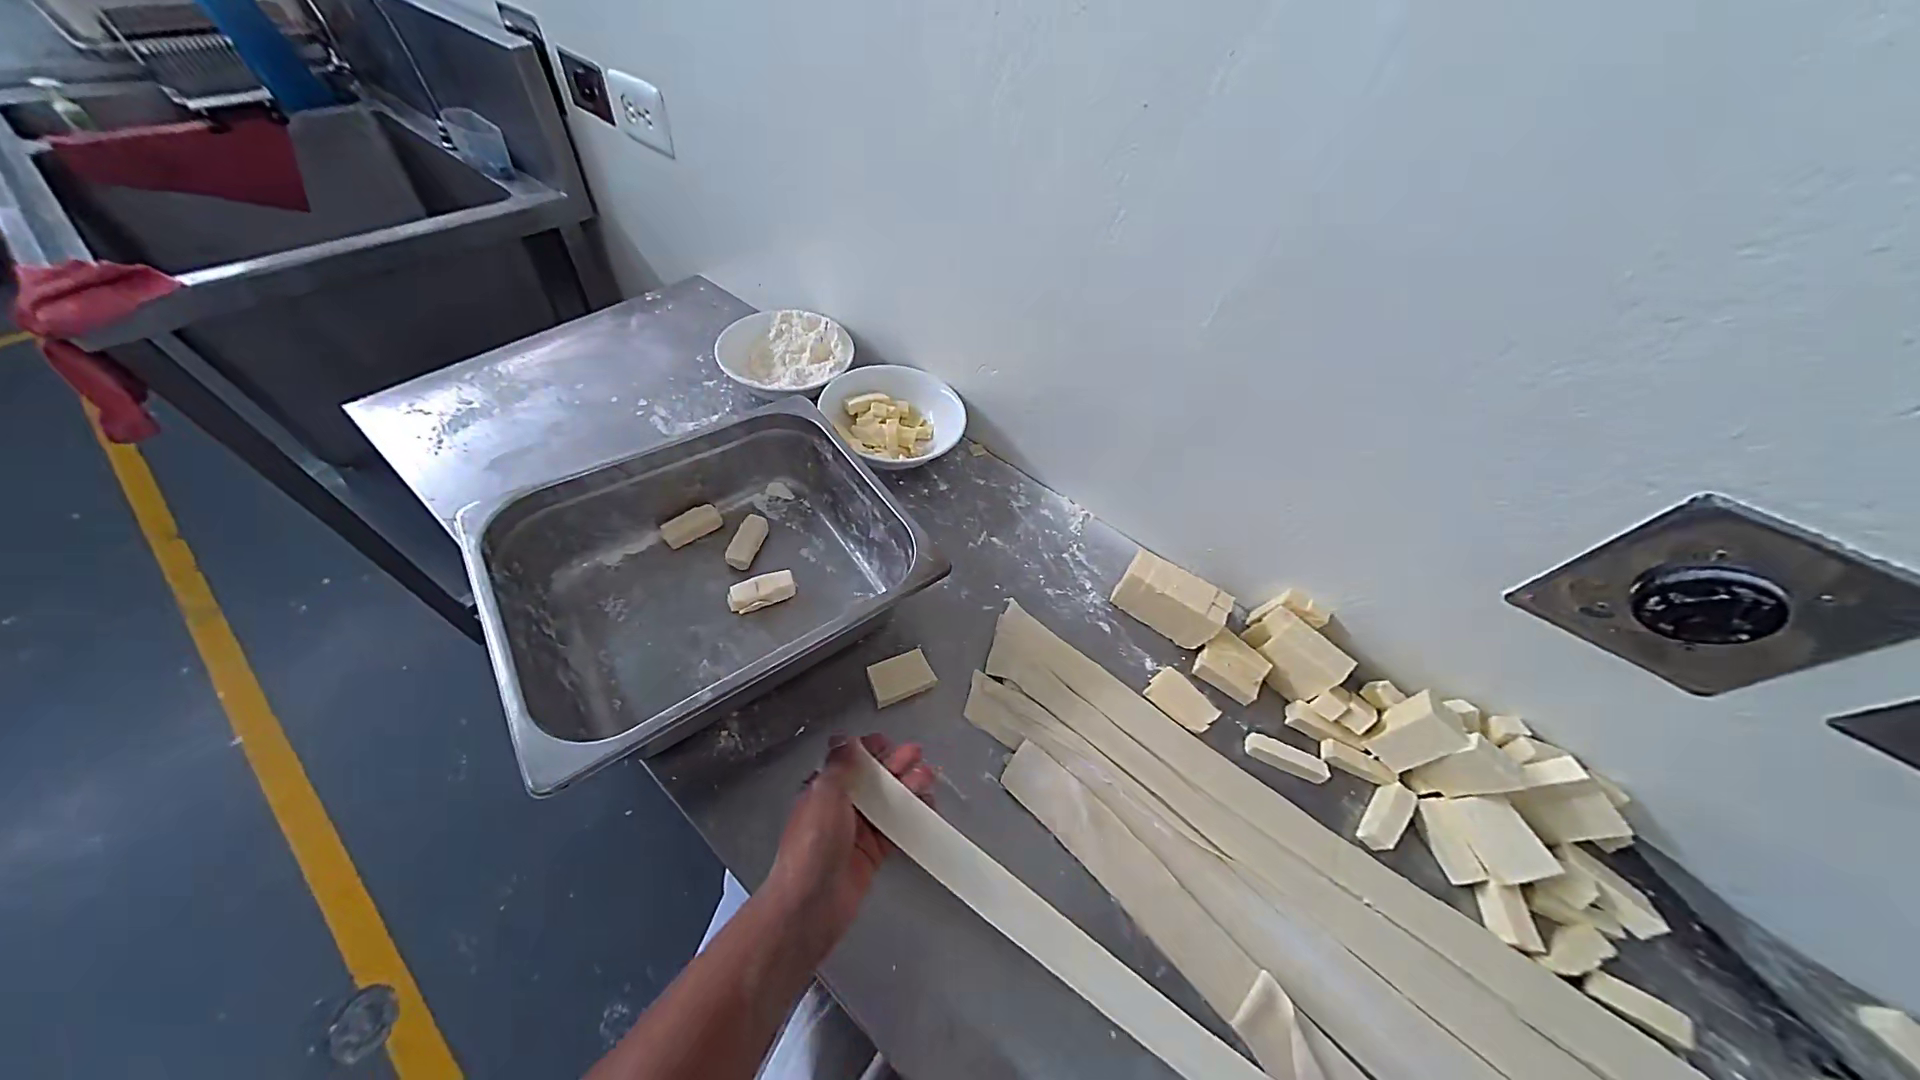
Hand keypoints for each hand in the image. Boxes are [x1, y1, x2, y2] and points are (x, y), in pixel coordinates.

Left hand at [763, 734, 934, 948]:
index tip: (888, 742)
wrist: (811, 904)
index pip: (848, 761)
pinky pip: (896, 828)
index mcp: (823, 790)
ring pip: (887, 801)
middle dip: (894, 764)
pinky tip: (927, 806)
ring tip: (928, 777)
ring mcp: (858, 831)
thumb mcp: (824, 794)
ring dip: (907, 786)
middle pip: (872, 779)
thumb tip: (845, 739)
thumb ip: (840, 767)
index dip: (868, 749)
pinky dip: (912, 815)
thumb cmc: (814, 844)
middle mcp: (840, 807)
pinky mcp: (873, 853)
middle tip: (917, 754)